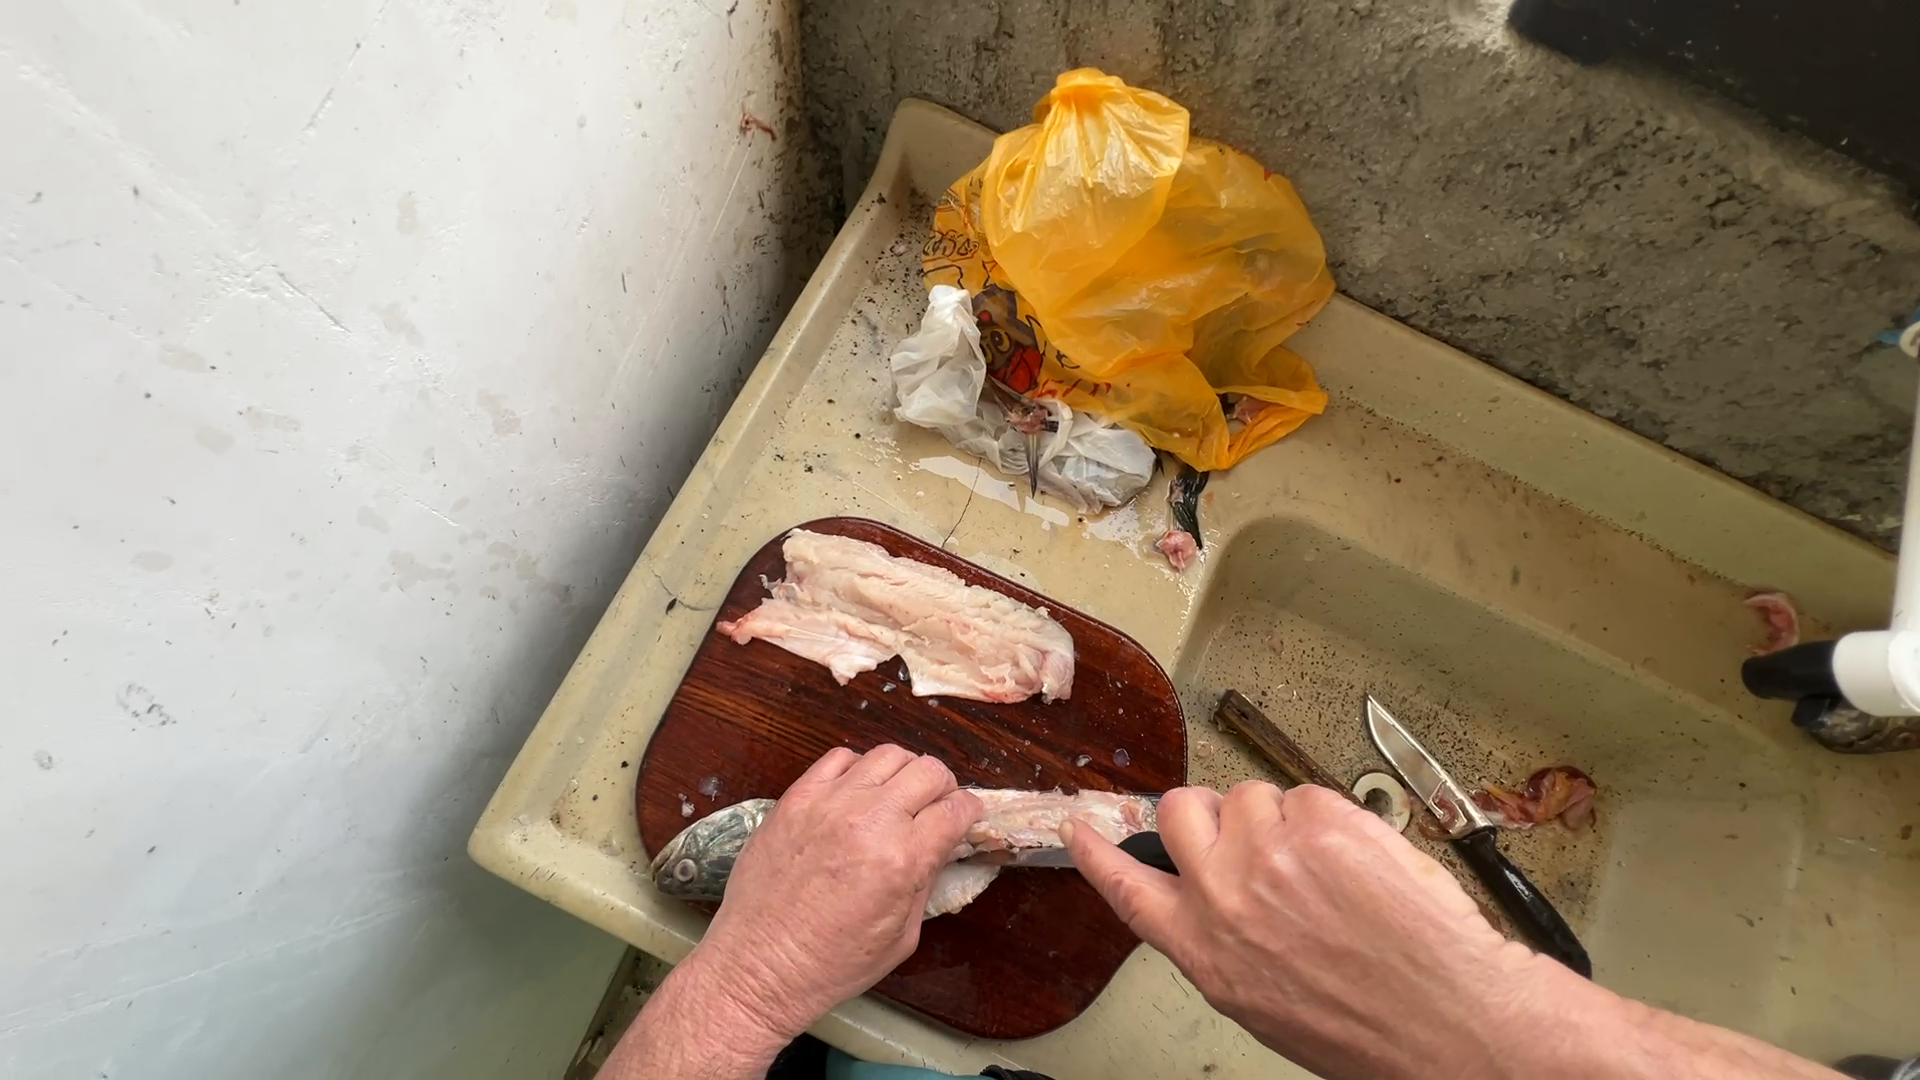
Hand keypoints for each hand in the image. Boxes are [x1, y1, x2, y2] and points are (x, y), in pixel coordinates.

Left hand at [694, 745, 981, 1041]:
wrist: (756, 968)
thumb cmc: (831, 964)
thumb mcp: (902, 937)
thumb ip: (926, 879)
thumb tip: (942, 841)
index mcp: (901, 861)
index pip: (956, 809)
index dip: (968, 811)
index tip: (964, 816)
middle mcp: (869, 821)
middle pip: (929, 770)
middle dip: (943, 787)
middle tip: (935, 805)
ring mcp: (830, 803)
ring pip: (889, 754)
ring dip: (903, 772)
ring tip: (896, 796)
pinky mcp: (797, 796)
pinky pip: (841, 757)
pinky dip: (858, 769)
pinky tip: (856, 793)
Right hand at [1065, 782, 1563, 1079]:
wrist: (1460, 1028)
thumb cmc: (1370, 1027)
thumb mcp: (1264, 999)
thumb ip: (1219, 938)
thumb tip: (1207, 892)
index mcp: (1206, 947)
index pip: (1128, 887)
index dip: (1098, 854)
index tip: (1079, 828)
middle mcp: (1222, 895)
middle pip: (1180, 809)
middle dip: (1210, 813)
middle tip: (1250, 835)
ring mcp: (1266, 852)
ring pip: (1247, 794)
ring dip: (1279, 818)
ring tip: (1325, 868)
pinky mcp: (1316, 822)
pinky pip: (1302, 792)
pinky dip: (1328, 818)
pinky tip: (1358, 864)